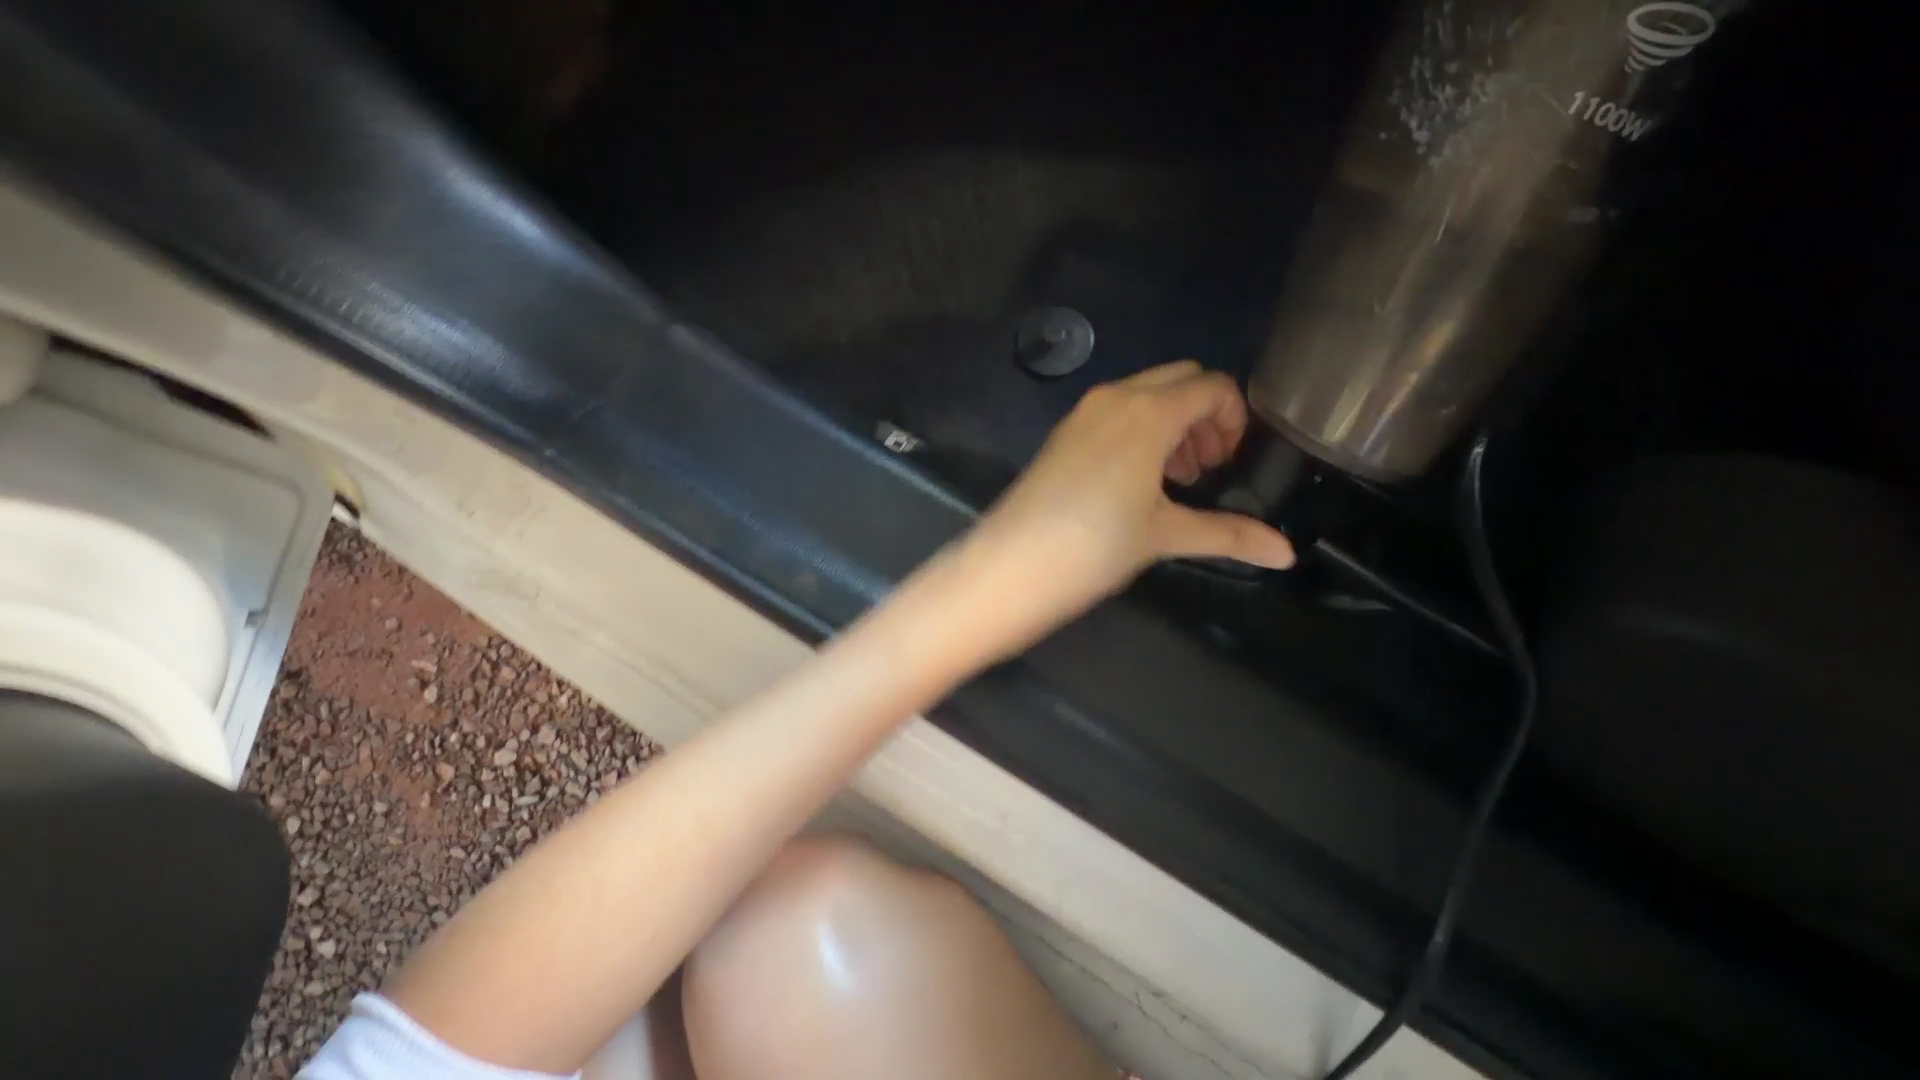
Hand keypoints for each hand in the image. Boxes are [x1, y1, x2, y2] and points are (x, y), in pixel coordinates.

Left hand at [955, 361, 1294, 654]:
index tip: (1233, 461)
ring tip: (1178, 479)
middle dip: (1205, 415)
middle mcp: (1116, 398)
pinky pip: (1117, 412)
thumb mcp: (1166, 536)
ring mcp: (1084, 413)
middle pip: (1180, 379)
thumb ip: (1230, 535)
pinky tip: (1140, 482)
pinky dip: (1141, 431)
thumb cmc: (1095, 546)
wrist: (1012, 566)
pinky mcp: (1064, 433)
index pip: (1211, 386)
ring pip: (1146, 394)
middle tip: (1209, 468)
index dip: (1234, 417)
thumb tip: (1287, 554)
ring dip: (1174, 423)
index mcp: (1148, 412)